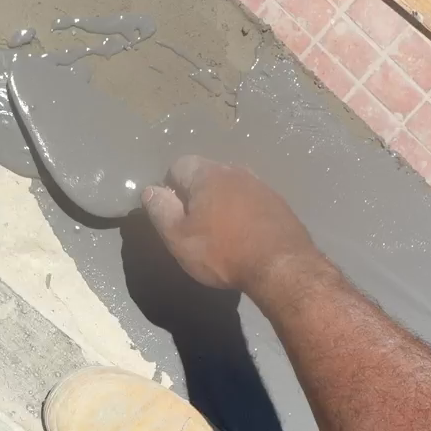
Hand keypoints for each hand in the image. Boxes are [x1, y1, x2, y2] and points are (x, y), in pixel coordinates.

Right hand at [141, 155, 322, 294]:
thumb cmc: (222, 251)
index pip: (179, 164)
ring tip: (219, 233)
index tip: (171, 213)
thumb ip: (160, 210)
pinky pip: (250, 201)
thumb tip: (149, 190)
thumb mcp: (178, 237)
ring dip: (220, 204)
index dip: (169, 186)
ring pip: (230, 187)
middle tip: (193, 226)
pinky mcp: (278, 203)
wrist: (281, 266)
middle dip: (195, 194)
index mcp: (208, 174)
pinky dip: (242, 213)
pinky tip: (243, 236)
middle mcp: (235, 171)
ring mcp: (261, 185)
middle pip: (206, 174)